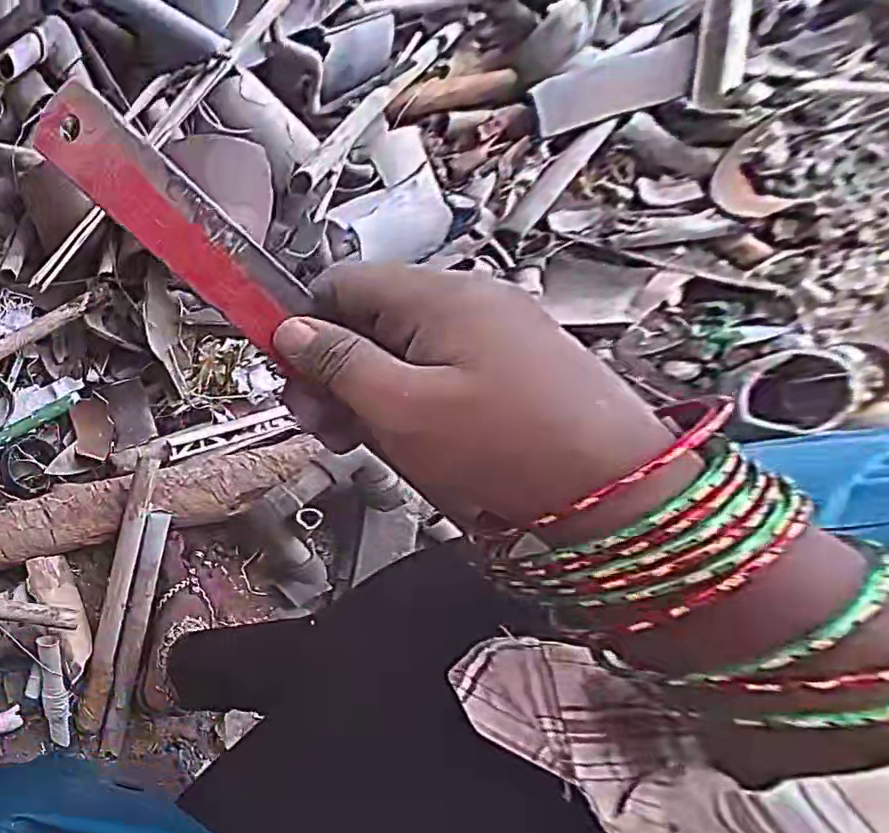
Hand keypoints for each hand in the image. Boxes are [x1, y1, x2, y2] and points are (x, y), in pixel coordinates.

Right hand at [275, 264, 682, 533]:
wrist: (606, 492)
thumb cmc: (510, 447)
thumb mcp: (400, 407)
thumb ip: (338, 363)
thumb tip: (292, 331)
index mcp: (440, 299)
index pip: (340, 284)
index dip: (300, 324)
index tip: (282, 369)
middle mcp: (463, 306)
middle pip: (362, 321)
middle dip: (327, 370)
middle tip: (317, 418)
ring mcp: (481, 338)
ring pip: (389, 352)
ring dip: (356, 393)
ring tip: (352, 437)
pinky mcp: (492, 371)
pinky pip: (422, 374)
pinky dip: (394, 403)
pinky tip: (390, 437)